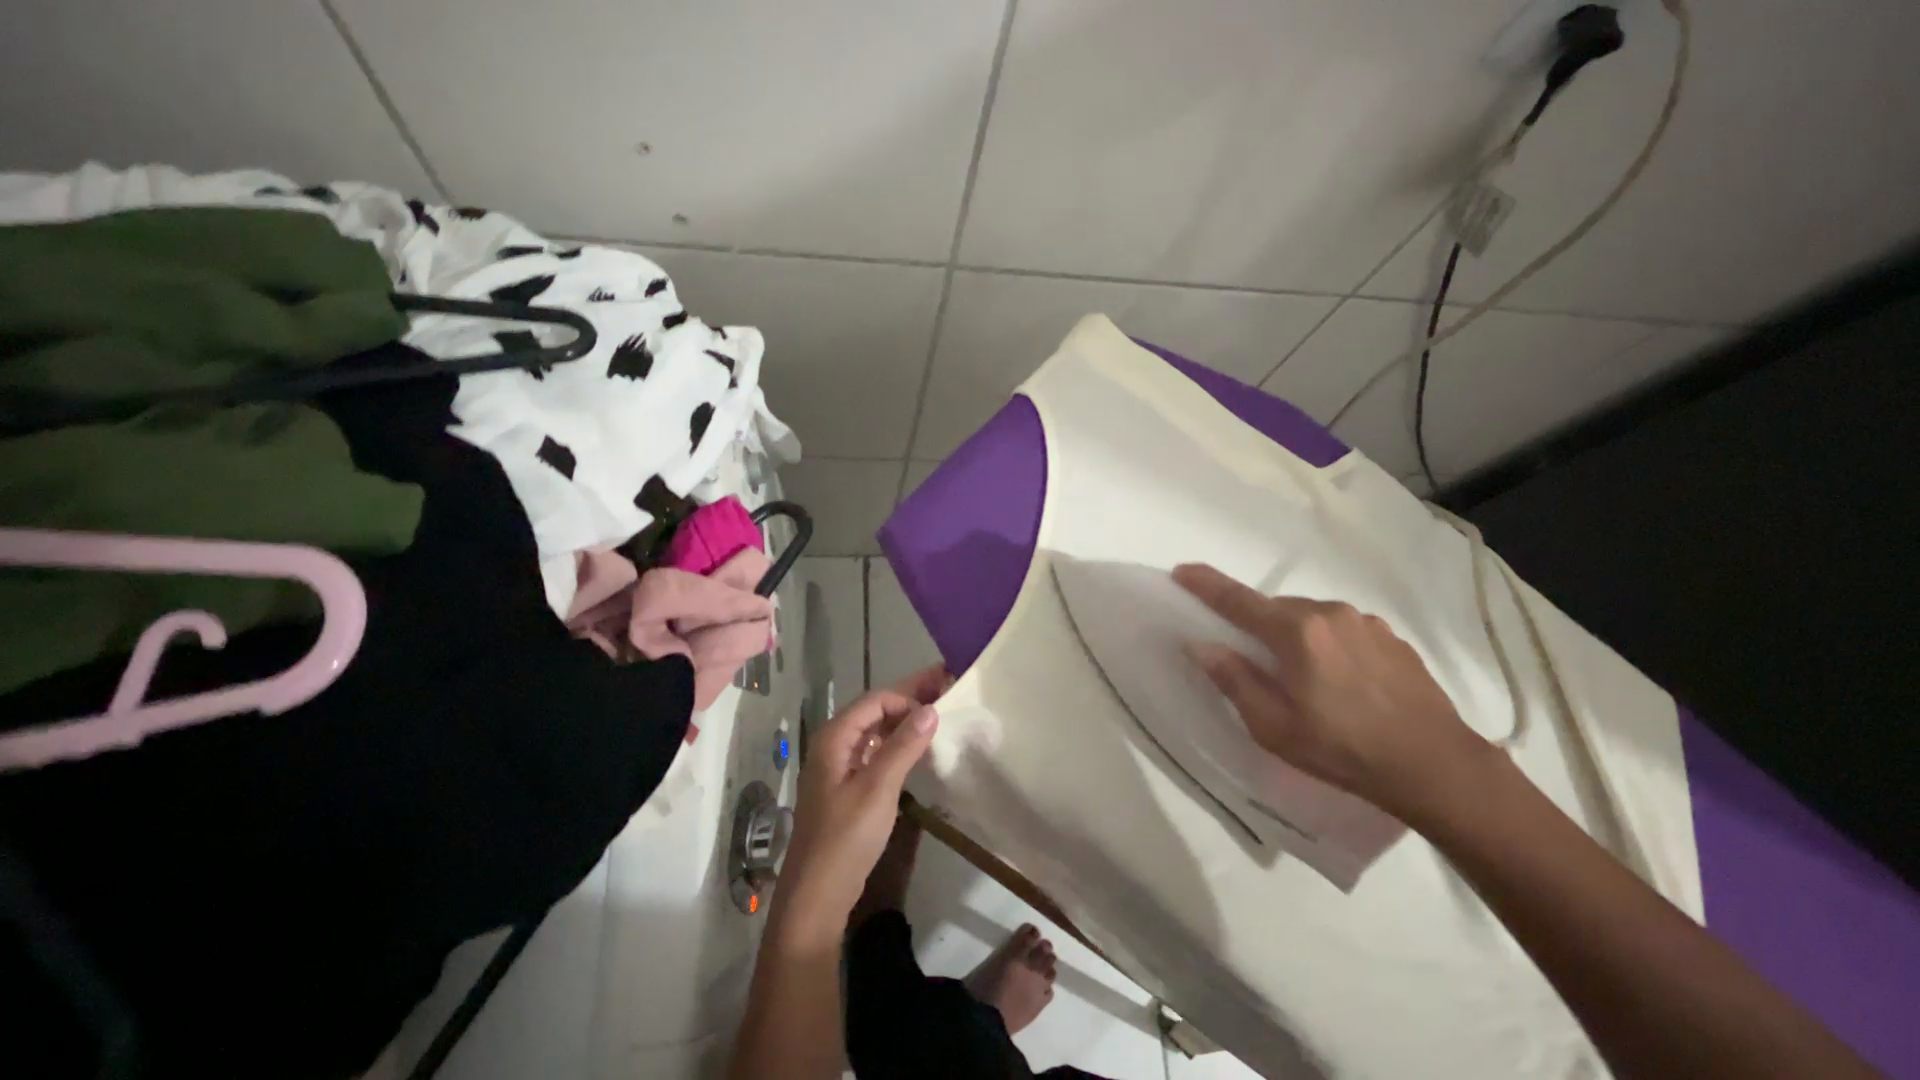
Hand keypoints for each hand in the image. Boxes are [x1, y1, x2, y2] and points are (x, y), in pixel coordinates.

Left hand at [773, 665, 949, 945]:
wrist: (817, 893)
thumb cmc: (846, 837)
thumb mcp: (878, 788)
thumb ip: (903, 746)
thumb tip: (930, 710)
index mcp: (834, 739)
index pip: (875, 701)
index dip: (909, 694)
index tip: (945, 693)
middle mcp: (832, 747)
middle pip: (873, 712)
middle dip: (908, 699)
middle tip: (947, 687)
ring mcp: (837, 770)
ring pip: (874, 733)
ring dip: (904, 722)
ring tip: (939, 715)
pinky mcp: (845, 791)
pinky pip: (873, 754)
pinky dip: (896, 745)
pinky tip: (917, 751)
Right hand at [1173, 564, 1492, 819]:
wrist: (1434, 764)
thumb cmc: (1343, 751)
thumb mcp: (1274, 727)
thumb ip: (1235, 680)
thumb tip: (1203, 645)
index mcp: (1297, 633)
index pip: (1238, 601)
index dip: (1206, 585)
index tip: (1181, 571)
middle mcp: (1330, 613)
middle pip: (1276, 609)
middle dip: (1257, 624)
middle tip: (1252, 661)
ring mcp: (1366, 622)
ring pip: (1312, 618)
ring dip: (1296, 637)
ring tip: (1302, 680)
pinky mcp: (1392, 637)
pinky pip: (1343, 630)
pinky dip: (1328, 646)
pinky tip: (1340, 683)